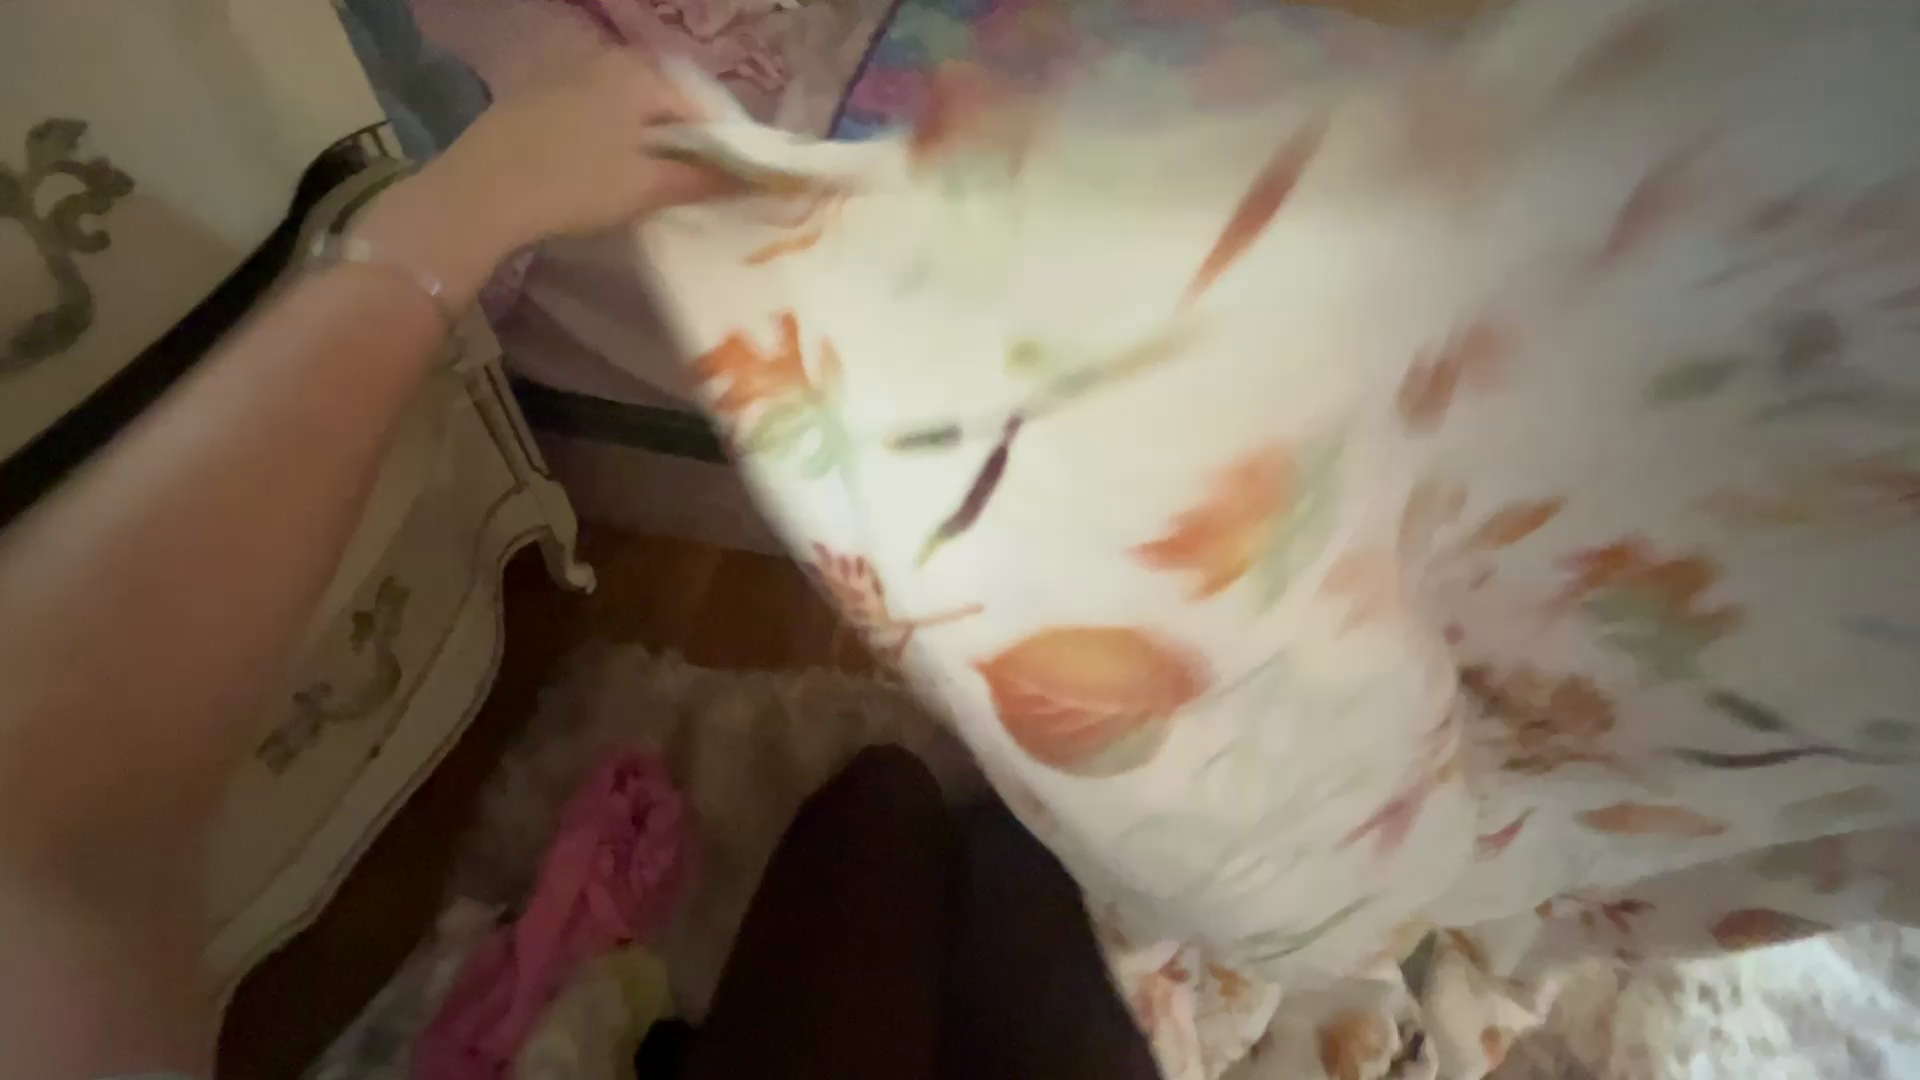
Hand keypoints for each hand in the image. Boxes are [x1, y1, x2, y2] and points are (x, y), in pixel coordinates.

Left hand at [353, 52, 731, 301]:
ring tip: (660, 186)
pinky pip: (603, 114)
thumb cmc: (578, 184)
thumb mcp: (650, 186)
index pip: (703, 107)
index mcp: (640, 74)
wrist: (485, 191)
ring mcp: (571, 74)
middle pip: (668, 104)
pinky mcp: (544, 96)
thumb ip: (705, 178)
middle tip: (699, 189)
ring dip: (655, 144)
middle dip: (690, 144)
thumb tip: (755, 179)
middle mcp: (608, 60)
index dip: (726, 146)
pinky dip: (622, 139)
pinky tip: (616, 173)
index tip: (735, 184)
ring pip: (634, 110)